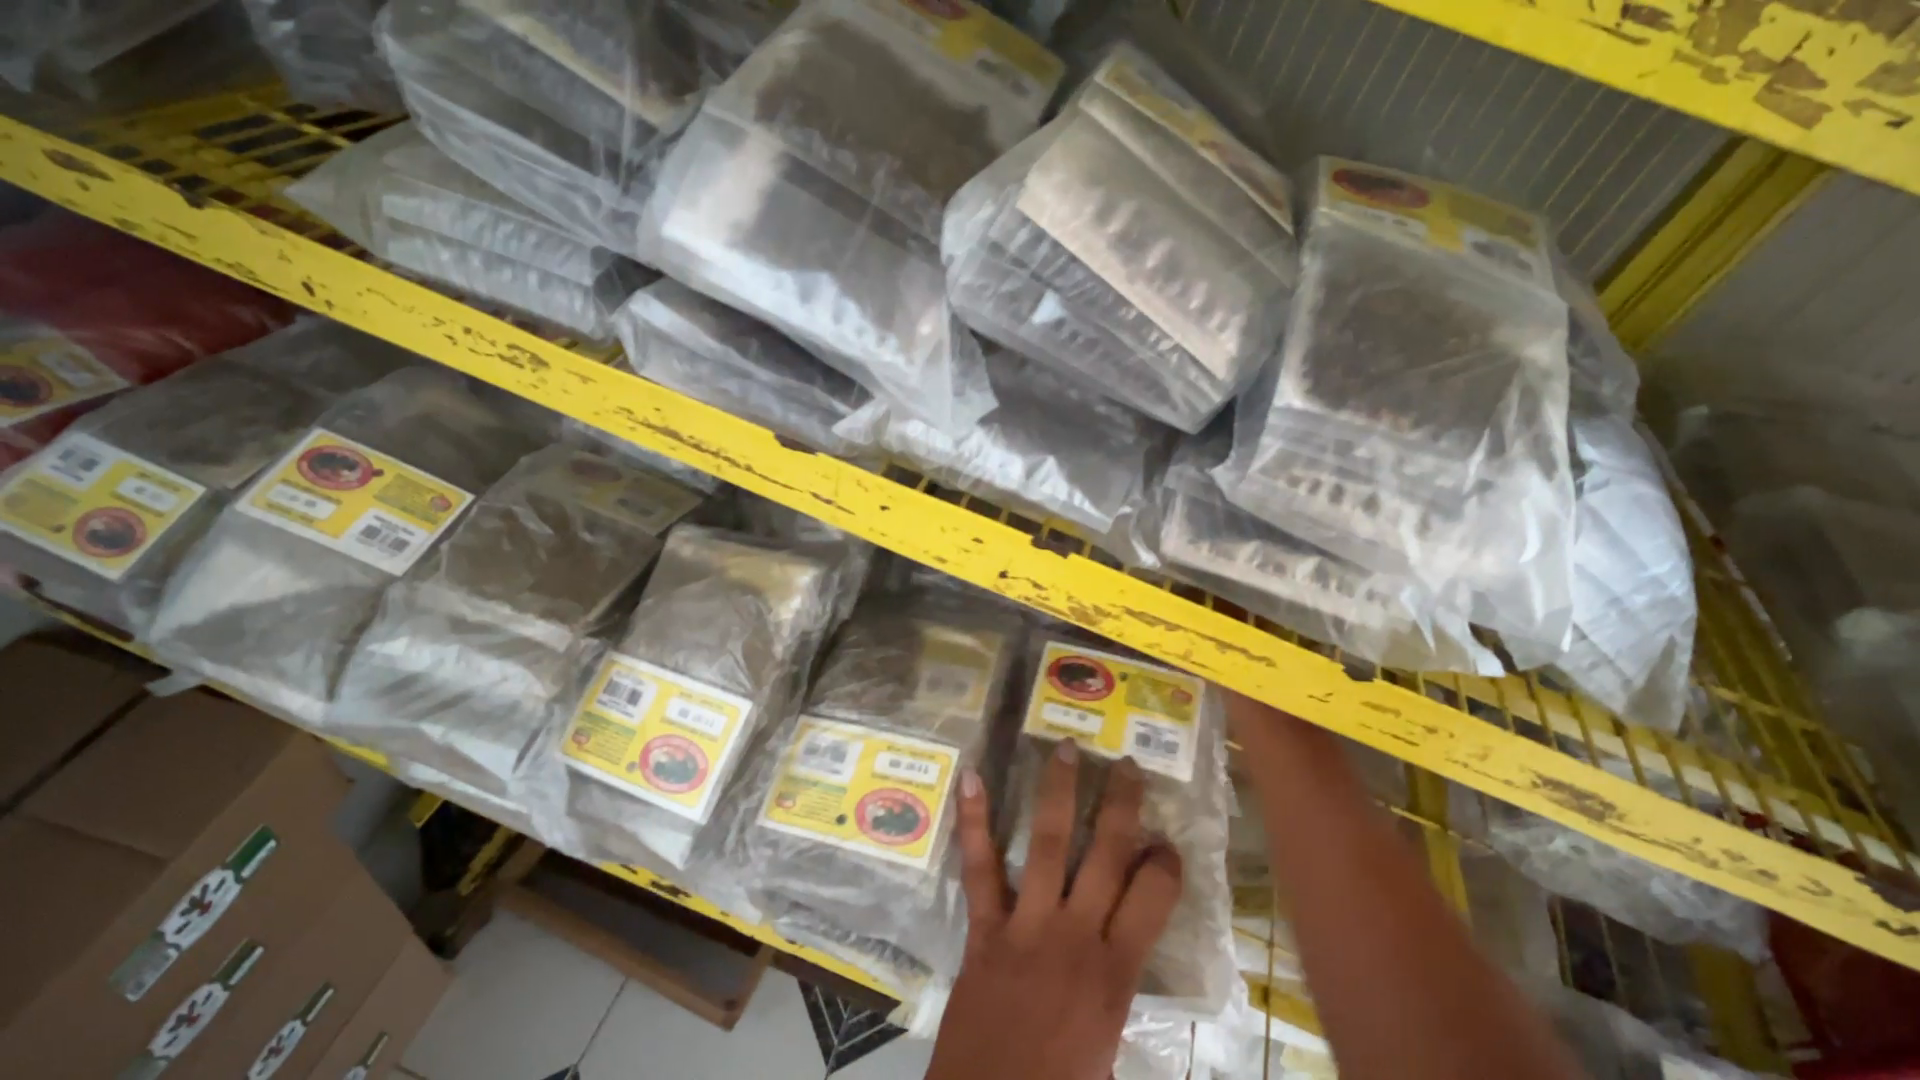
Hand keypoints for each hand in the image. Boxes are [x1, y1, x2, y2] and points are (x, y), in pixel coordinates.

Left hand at [924, 740, 1183, 1079]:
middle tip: (1127, 764)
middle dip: (1121, 805)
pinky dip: (973, 824)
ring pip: (1050, 845)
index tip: (1166, 841)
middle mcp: (1076, 936)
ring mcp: (1027, 926)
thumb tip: (1126, 941)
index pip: (1155, 896)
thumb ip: (1118, 984)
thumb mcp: (1109, 1042)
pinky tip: (970, 780)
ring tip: (1066, 748)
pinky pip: (979, 869)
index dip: (1165, 862)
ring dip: (1058, 793)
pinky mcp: (984, 930)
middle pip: (1108, 855)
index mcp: (1116, 972)